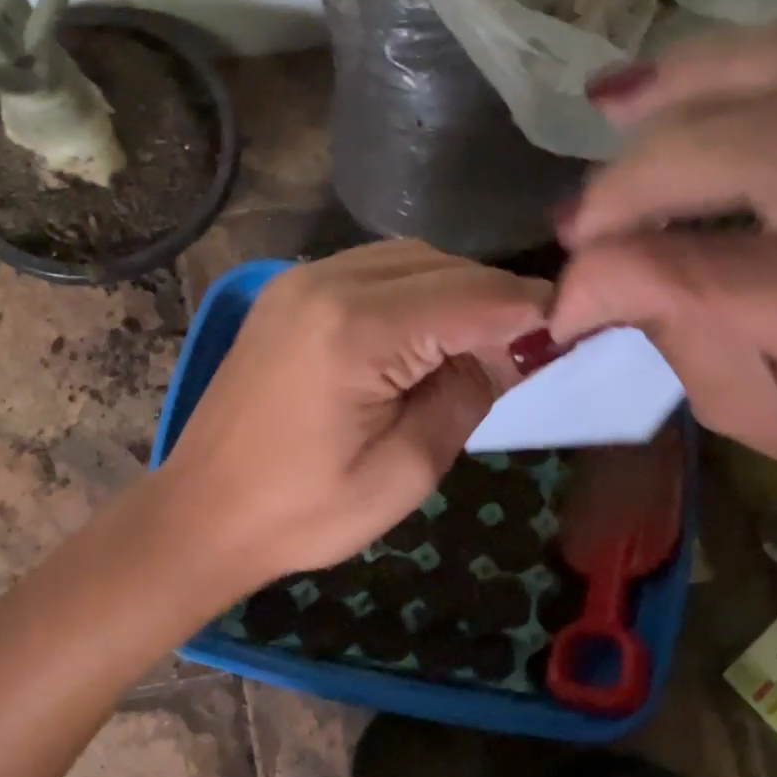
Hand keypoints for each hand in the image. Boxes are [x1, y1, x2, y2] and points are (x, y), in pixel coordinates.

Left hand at [158, 241, 546, 579]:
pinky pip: (367, 274)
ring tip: (476, 350)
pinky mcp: (282, 296)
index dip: (530, 311)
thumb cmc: (302, 512)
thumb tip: (506, 352)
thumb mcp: (405, 471)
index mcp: (356, 328)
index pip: (473, 296)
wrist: (202, 514)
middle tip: (525, 352)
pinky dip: (408, 296)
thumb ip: (466, 396)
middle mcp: (325, 282)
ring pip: (406, 261)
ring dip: (451, 295)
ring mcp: (296, 282)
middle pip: (441, 266)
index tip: (573, 332)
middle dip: (492, 302)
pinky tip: (420, 340)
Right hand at [554, 16, 776, 516]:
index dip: (619, 275)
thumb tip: (593, 272)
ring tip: (612, 111)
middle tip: (578, 218)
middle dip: (650, 173)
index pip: (728, 276)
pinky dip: (760, 55)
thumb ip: (681, 335)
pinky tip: (691, 81)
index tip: (563, 303)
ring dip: (697, 83)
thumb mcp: (754, 416)